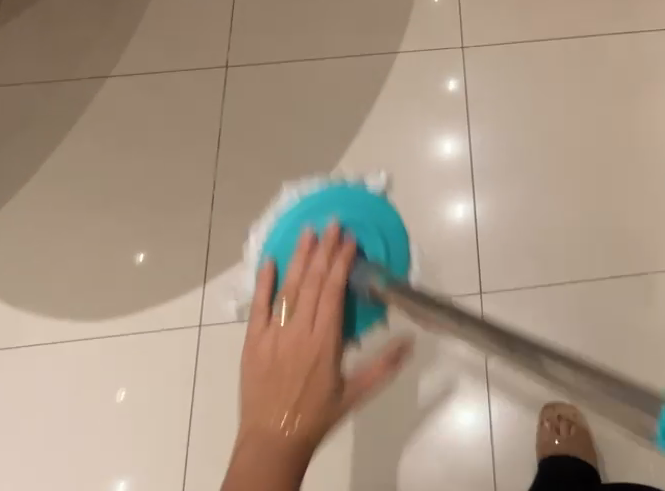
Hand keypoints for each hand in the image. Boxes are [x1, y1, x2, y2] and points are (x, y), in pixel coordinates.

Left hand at [230, 224, 414, 479]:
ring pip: (288, 288)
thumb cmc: (318, 416)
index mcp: (325, 342)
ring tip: (309, 232)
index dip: (342, 263)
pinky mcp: (252, 342)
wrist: (273, 441)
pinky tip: (270, 259)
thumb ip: (384, 366)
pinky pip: (258, 306)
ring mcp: (273, 335)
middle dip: (325, 250)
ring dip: (300, 258)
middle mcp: (299, 332)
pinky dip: (263, 282)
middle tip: (333, 224)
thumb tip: (411, 340)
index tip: (350, 240)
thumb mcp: (357, 393)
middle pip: (313, 282)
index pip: (334, 291)